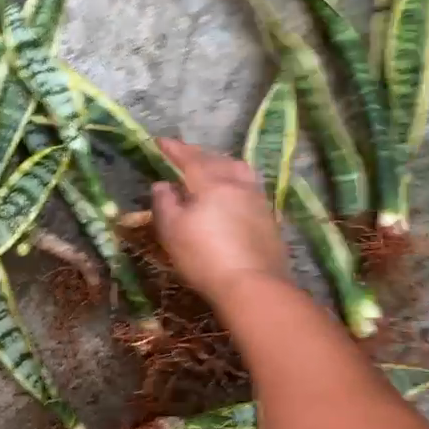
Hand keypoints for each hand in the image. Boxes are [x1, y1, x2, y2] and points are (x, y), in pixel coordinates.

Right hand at [150, 138, 290, 304]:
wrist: (253, 286)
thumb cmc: (204, 256)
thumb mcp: (171, 229)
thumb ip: (164, 202)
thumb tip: (163, 184)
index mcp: (211, 183)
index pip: (189, 158)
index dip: (173, 149)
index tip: (159, 141)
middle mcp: (237, 184)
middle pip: (217, 160)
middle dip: (197, 154)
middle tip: (182, 154)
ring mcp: (257, 200)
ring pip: (239, 171)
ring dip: (221, 164)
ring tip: (211, 168)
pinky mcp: (269, 218)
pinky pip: (249, 187)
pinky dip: (235, 181)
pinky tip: (231, 192)